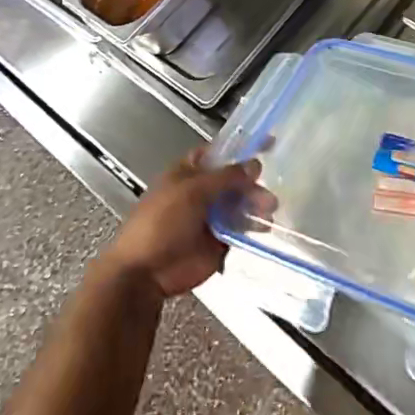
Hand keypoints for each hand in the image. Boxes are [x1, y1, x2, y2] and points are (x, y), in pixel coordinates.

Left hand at [99, 148, 266, 298]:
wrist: (146, 271)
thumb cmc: (162, 222)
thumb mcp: (192, 191)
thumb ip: (225, 177)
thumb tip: (255, 165)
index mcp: (189, 172)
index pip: (218, 153)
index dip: (240, 147)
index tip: (269, 143)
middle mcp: (202, 191)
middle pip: (235, 180)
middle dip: (252, 182)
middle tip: (267, 191)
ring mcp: (211, 216)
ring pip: (241, 203)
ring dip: (256, 203)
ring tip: (269, 210)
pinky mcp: (219, 240)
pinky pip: (241, 229)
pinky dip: (254, 226)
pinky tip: (265, 227)